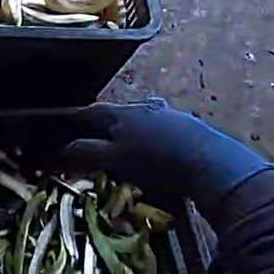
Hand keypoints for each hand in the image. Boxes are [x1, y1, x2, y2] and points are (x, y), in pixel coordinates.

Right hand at [60, 101, 270, 224]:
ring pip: (136, 120)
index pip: (89, 112)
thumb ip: (87, 153)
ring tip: (118, 147)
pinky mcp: (186, 128)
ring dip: (124, 132)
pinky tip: (151, 152)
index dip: (72, 120)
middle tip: (87, 139)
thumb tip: (61, 149)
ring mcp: (166, 115)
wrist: (213, 165)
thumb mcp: (115, 161)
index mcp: (121, 114)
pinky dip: (146, 139)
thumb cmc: (158, 162)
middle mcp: (142, 108)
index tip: (60, 127)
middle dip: (98, 126)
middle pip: (113, 114)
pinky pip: (156, 129)